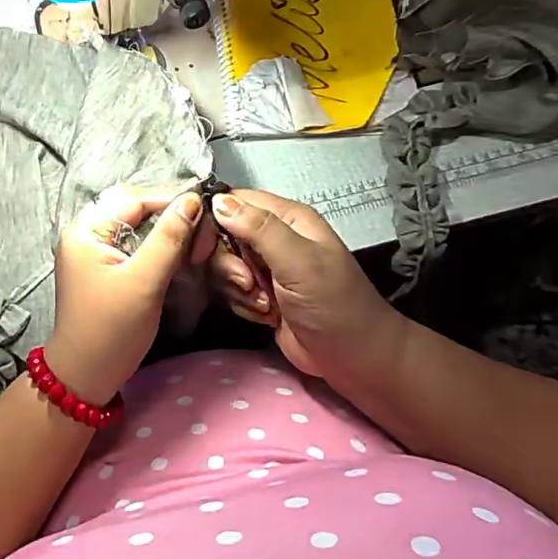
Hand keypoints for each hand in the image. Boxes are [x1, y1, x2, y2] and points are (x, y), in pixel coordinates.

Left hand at [47, 186, 208, 403]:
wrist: (87, 377)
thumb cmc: (111, 331)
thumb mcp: (143, 282)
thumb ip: (168, 238)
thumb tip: (193, 200)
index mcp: (86, 230)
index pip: (134, 198)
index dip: (171, 199)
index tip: (207, 206)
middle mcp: (88, 232)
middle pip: (138, 209)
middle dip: (173, 215)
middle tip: (205, 227)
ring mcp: (98, 250)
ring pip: (142, 226)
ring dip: (171, 231)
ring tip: (199, 240)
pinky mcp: (109, 266)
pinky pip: (140, 244)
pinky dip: (163, 246)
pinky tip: (183, 253)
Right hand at [206, 190, 407, 377]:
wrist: (353, 357)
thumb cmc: (333, 304)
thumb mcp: (298, 260)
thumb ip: (259, 228)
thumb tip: (219, 202)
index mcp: (288, 219)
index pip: (236, 201)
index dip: (214, 219)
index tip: (204, 245)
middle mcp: (275, 238)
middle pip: (224, 236)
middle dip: (229, 263)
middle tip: (249, 282)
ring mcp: (268, 268)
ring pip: (226, 267)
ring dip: (238, 289)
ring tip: (266, 303)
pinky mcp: (262, 295)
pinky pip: (233, 292)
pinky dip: (244, 305)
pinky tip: (267, 316)